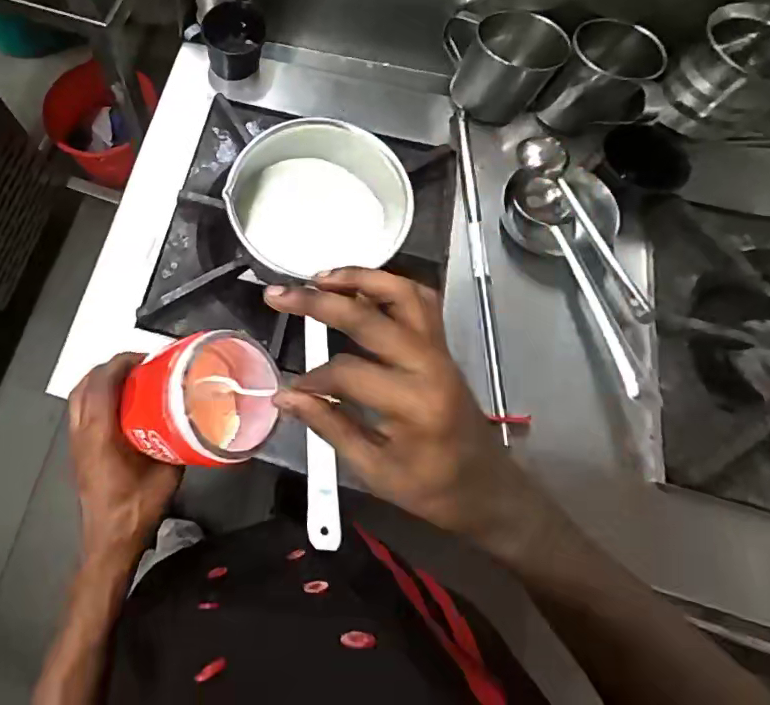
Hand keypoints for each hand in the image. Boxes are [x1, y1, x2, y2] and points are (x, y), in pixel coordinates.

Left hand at [67, 353, 181, 557]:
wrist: (109, 543)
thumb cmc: (135, 511)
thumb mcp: (166, 476)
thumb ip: (176, 445)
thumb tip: (189, 420)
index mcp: (99, 433)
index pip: (102, 383)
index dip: (120, 363)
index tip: (143, 358)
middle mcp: (81, 431)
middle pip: (86, 383)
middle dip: (110, 367)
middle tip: (138, 365)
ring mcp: (74, 440)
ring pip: (78, 395)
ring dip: (99, 380)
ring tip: (127, 379)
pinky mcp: (76, 449)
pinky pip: (79, 409)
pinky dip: (94, 396)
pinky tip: (117, 404)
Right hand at [265, 268, 550, 557]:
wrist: (492, 492)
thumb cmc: (434, 489)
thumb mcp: (375, 470)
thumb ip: (328, 426)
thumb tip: (284, 397)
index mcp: (414, 405)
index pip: (348, 372)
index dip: (312, 380)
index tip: (292, 392)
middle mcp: (429, 367)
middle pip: (369, 317)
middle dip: (318, 302)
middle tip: (278, 294)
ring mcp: (439, 351)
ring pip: (401, 294)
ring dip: (358, 278)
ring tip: (318, 278)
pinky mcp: (440, 346)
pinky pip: (419, 300)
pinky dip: (386, 284)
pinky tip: (356, 286)